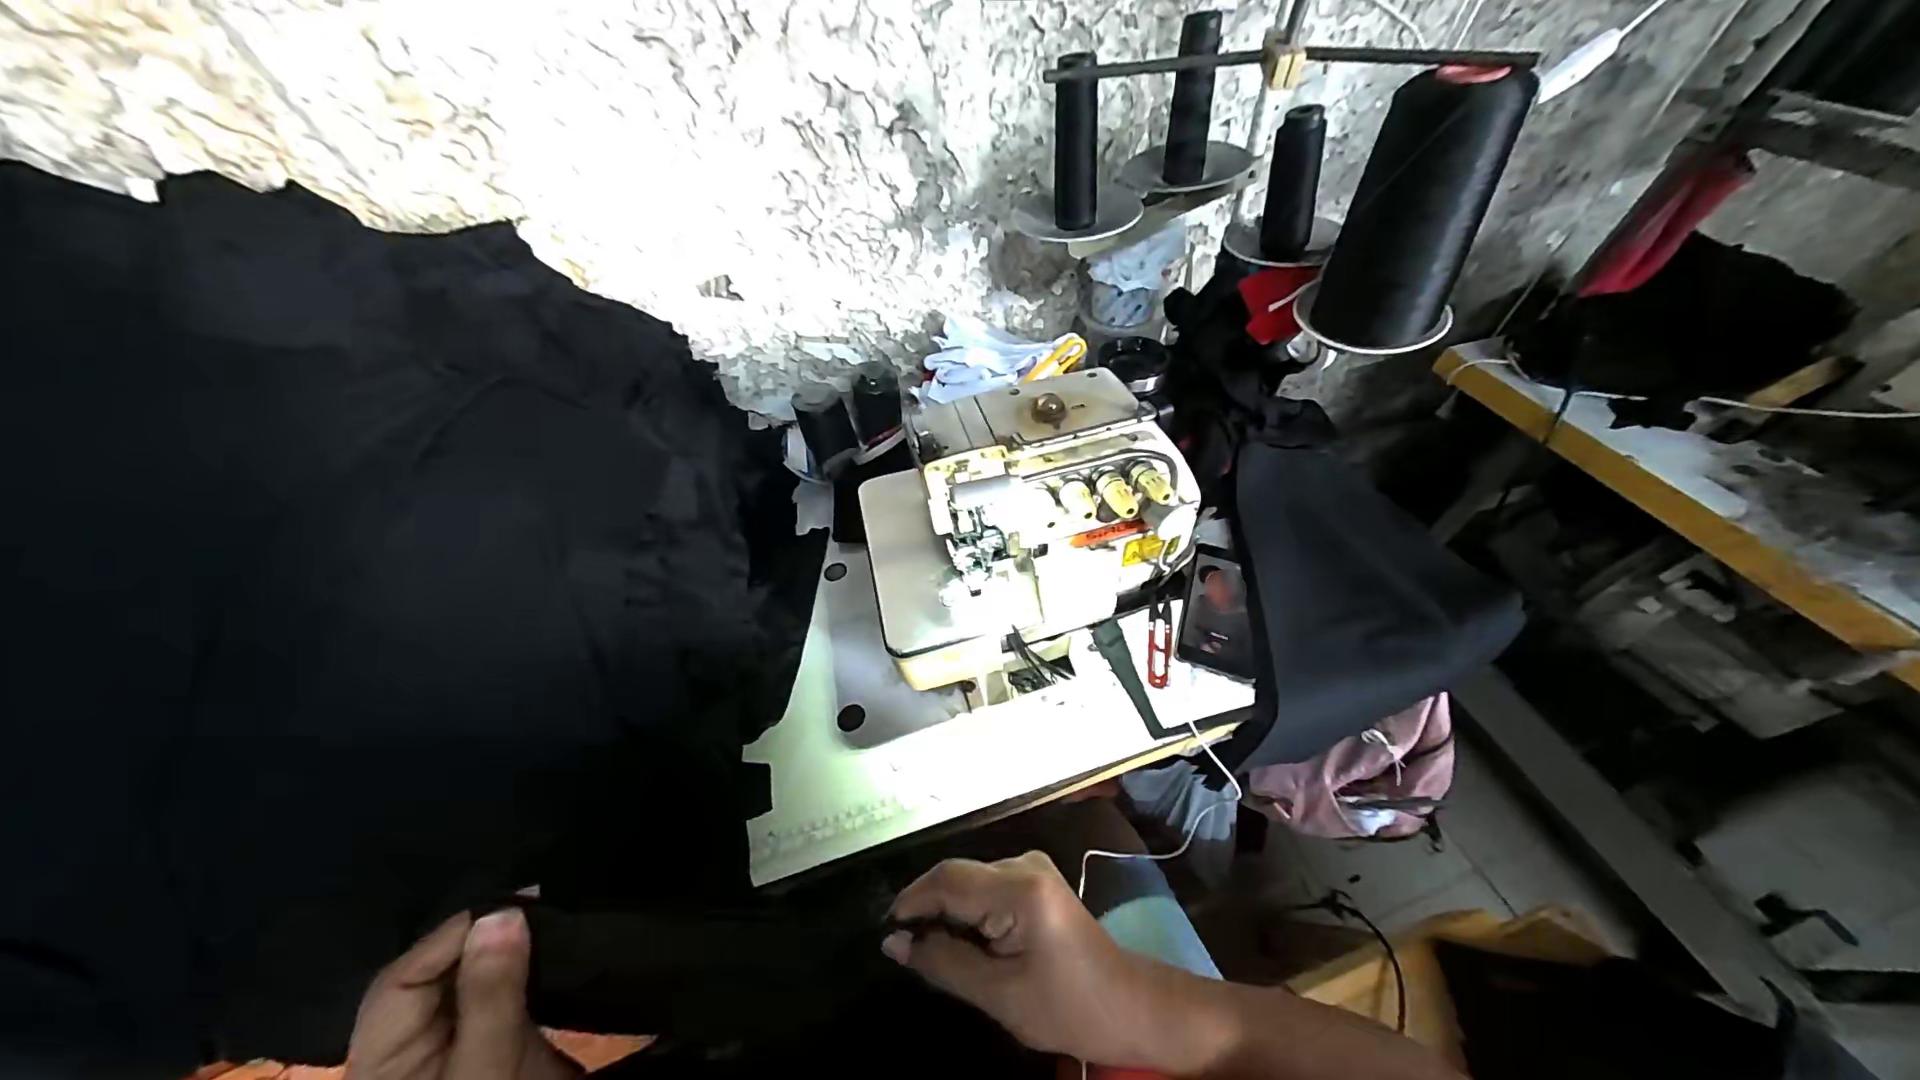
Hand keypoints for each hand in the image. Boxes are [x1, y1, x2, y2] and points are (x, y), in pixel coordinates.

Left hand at [345, 908, 580, 1079]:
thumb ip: (491, 993)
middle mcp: (409, 1051)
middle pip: (432, 976)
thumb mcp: (486, 1069)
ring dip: (505, 948)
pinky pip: (502, 994)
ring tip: (547, 917)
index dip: (447, 940)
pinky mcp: (496, 1045)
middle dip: (478, 937)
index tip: (510, 905)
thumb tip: (502, 911)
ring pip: (469, 981)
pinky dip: (524, 966)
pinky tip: (553, 949)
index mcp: (380, 1064)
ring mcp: (455, 1048)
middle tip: (537, 903)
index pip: (399, 982)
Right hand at [883, 852, 1231, 1071]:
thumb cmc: (1067, 1007)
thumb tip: (893, 943)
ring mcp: (1031, 866)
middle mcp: (1024, 863)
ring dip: (944, 909)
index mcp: (1019, 887)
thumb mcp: (999, 994)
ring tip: (925, 946)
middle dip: (926, 907)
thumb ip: (943, 963)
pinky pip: (984, 885)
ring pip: (968, 879)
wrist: (1129, 1005)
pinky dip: (965, 909)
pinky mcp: (1034, 878)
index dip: (911, 902)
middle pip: (957, 875)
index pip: (948, 880)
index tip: (885, 933)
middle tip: (901, 946)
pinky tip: (958, 938)